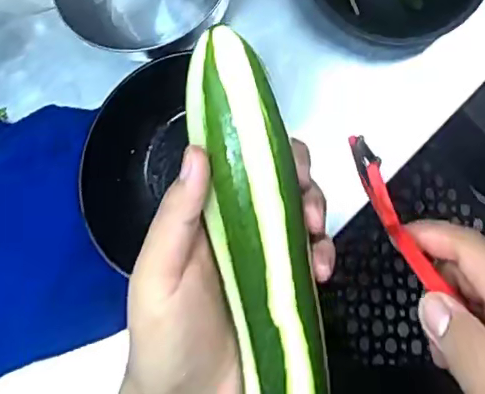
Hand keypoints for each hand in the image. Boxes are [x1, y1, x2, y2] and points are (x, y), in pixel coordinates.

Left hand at [120, 140, 332, 393]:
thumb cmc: (163, 339)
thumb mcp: (159, 274)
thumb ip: (175, 215)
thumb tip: (198, 152)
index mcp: (205, 212)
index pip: (237, 159)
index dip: (262, 146)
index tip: (279, 152)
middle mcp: (239, 224)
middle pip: (276, 177)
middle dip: (299, 173)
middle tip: (304, 193)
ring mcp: (267, 254)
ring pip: (300, 208)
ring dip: (316, 208)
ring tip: (315, 234)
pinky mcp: (290, 286)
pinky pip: (315, 254)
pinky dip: (325, 251)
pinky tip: (320, 269)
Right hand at [407, 222, 484, 393]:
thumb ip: (467, 351)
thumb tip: (429, 300)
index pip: (472, 247)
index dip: (430, 234)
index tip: (391, 234)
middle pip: (476, 267)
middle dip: (439, 280)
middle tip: (419, 325)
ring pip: (484, 295)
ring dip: (454, 311)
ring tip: (444, 356)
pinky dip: (473, 331)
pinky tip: (469, 368)